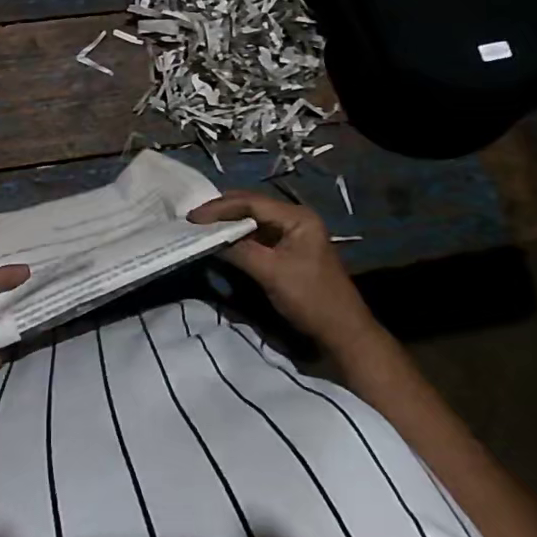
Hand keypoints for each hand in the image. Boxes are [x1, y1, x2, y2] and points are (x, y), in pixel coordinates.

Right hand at [189, 190, 371, 340]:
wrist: (344, 334)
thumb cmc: (311, 299)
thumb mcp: (271, 273)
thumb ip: (239, 250)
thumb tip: (207, 238)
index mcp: (297, 217)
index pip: (251, 202)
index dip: (219, 208)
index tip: (192, 217)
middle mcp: (295, 219)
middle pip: (251, 207)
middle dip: (221, 212)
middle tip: (193, 220)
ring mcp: (292, 235)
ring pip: (252, 221)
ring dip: (228, 225)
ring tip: (201, 229)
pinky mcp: (287, 251)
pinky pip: (256, 237)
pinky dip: (237, 238)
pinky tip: (220, 242)